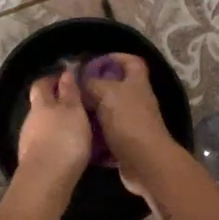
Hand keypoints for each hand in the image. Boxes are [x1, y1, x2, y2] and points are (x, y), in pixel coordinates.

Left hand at [14, 72, 91, 203]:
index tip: (66, 80)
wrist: (46, 179)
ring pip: (42, 127)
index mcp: (41, 103)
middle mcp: (30, 119)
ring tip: (75, 131)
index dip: (51, 80)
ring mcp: (28, 141)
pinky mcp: (32, 161)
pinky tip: (67, 151)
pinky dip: (54, 143)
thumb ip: (69, 92)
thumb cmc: (64, 138)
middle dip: (54, 104)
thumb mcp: (73, 110)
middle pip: (40, 106)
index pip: (41, 84)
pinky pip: (44, 145)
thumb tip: (65, 73)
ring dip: (55, 126)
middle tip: (75, 108)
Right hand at [79, 54, 171, 193]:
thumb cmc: (128, 121)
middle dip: (97, 87)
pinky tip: (80, 132)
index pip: (131, 61)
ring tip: (73, 111)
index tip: (93, 63)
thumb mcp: (107, 94)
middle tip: (75, 90)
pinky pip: (108, 133)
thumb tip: (80, 79)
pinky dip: (96, 133)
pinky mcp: (127, 142)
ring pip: (110, 111)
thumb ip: (92, 83)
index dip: (114, 58)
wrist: (145, 162)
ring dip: (94, 111)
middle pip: (117, 87)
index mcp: (137, 82)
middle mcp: (137, 100)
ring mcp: (133, 122)